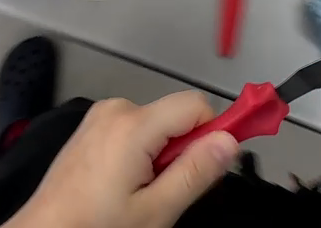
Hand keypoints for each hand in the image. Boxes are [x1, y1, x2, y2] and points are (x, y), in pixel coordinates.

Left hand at [7, 92, 239, 227]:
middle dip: (180, 150)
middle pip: (174, 115)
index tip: (218, 162)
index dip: (213, 130)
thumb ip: (194, 173)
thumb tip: (230, 141)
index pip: (194, 104)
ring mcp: (100, 115)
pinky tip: (120, 186)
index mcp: (134, 123)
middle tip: (165, 194)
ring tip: (136, 195)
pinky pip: (132, 128)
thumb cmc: (97, 227)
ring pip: (154, 124)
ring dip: (158, 154)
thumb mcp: (155, 212)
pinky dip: (138, 152)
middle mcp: (117, 107)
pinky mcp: (90, 126)